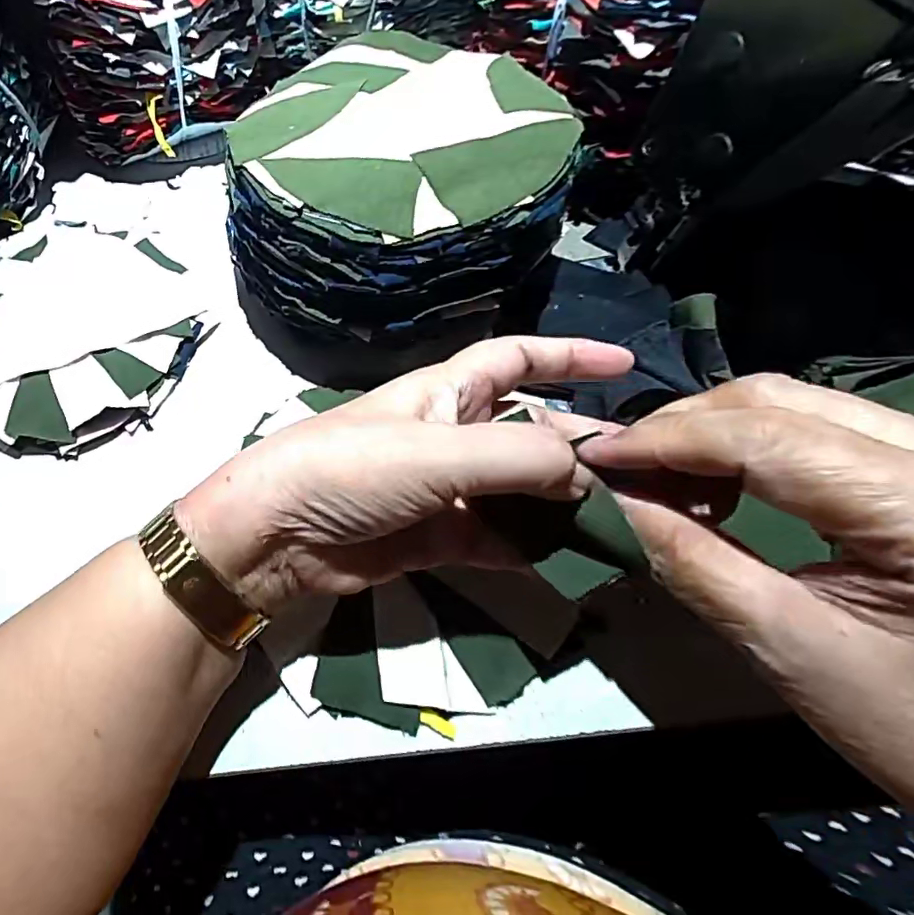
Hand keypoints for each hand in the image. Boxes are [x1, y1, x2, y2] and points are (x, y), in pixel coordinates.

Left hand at [175, 336, 631, 614]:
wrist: (277, 537)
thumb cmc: (353, 469)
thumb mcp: (439, 452)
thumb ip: (518, 457)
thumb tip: (586, 474)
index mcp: (448, 392)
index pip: (518, 358)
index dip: (569, 355)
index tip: (625, 365)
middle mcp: (451, 434)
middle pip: (530, 431)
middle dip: (578, 448)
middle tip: (636, 475)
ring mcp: (445, 488)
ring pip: (519, 490)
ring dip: (562, 505)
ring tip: (619, 525)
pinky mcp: (436, 536)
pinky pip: (497, 537)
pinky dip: (531, 546)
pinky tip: (569, 559)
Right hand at [576, 374, 913, 914]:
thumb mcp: (798, 657)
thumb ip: (694, 561)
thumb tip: (615, 499)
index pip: (776, 436)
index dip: (670, 438)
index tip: (598, 453)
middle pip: (797, 401)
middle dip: (692, 426)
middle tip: (626, 463)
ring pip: (820, 406)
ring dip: (729, 433)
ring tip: (672, 473)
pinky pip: (852, 433)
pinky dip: (776, 447)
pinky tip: (741, 480)